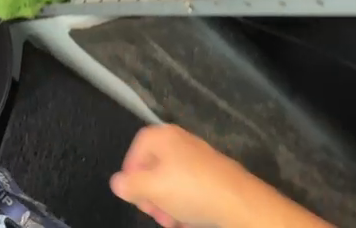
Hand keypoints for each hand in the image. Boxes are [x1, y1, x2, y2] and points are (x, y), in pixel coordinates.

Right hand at [109, 124, 269, 227]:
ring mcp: (197, 156)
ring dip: (167, 202)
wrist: (239, 201)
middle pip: (153, 166)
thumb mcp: (153, 189)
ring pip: (171, 179)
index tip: (134, 197)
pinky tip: (187, 219)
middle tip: (155, 214)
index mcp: (162, 136)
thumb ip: (131, 185)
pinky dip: (184, 201)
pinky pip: (188, 185)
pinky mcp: (211, 172)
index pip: (136, 149)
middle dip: (150, 193)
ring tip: (172, 221)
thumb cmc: (190, 190)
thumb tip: (116, 181)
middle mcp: (179, 140)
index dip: (131, 174)